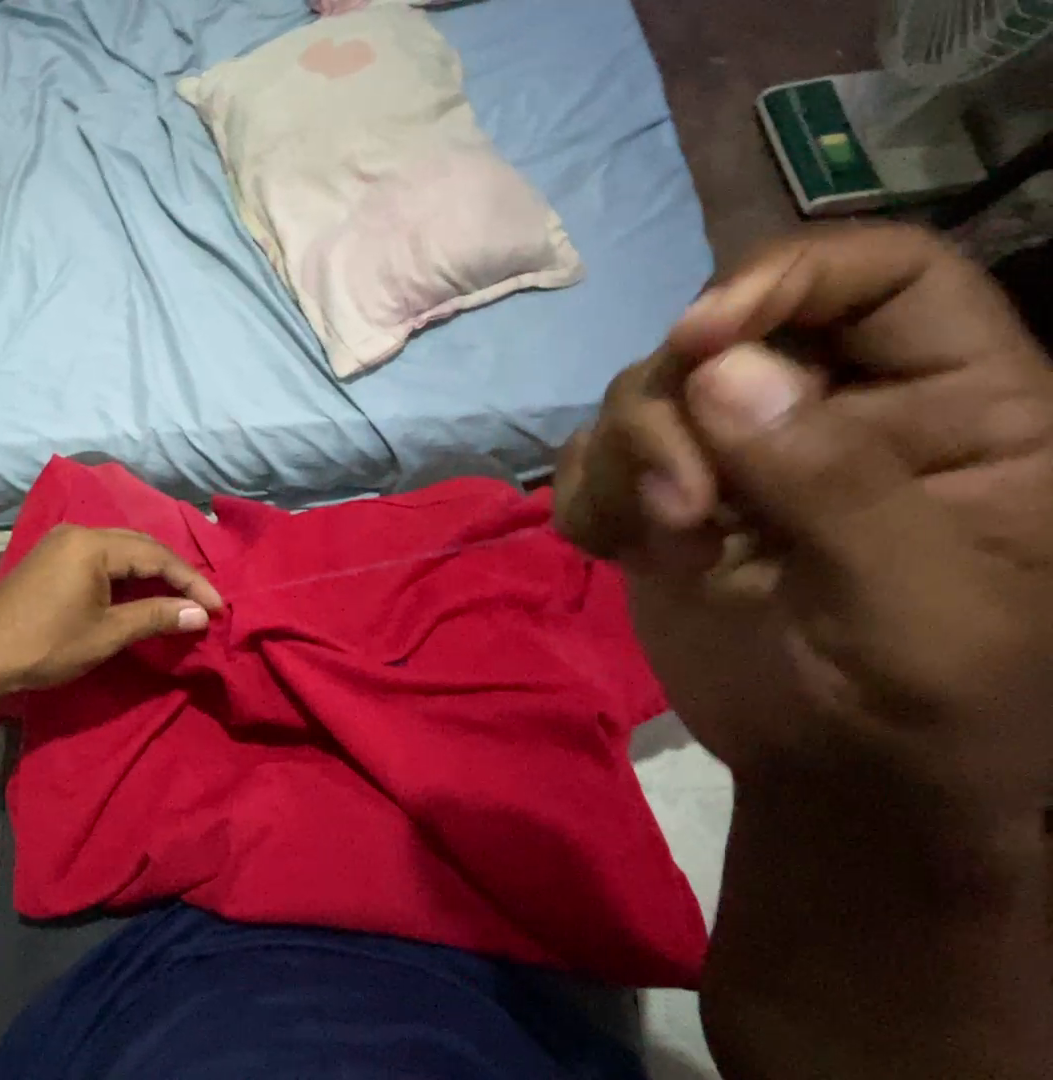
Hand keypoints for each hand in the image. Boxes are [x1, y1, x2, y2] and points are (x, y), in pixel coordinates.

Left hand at [0, 525, 223, 710]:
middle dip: (173, 572)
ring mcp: (58, 542)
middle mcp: (76, 532)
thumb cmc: (46, 646)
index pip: (156, 555)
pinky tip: (136, 591)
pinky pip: (97, 556)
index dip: (190, 582)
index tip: (218, 607)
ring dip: (149, 571)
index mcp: (92, 544)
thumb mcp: (106, 634)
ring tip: (176, 597)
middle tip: (201, 601)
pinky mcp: (47, 557)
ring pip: (118, 549)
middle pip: (138, 545)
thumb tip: (200, 614)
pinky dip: (123, 572)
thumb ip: (155, 617)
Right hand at [556, 224, 1052, 822]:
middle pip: (722, 334)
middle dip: (673, 412)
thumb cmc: (924, 711)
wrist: (832, 783)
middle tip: (679, 507)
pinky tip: (618, 550)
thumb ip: (835, 485)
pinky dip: (588, 497)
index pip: (884, 274)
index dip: (787, 279)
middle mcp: (837, 408)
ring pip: (641, 394)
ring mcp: (737, 453)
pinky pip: (592, 456)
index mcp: (956, 407)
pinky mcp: (661, 497)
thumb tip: (720, 368)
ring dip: (627, 464)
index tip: (699, 340)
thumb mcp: (915, 609)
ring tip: (663, 545)